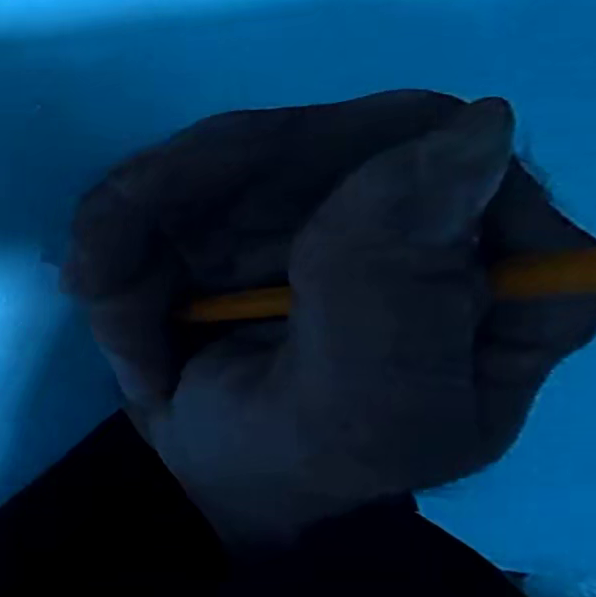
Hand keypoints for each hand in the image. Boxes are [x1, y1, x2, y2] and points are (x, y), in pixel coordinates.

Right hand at [64, 92, 595, 545]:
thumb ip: (394, 285)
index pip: (395, 138)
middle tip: (101, 291)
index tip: (187, 256)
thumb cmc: (296, 456)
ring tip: (111, 322)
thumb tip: (468, 129)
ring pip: (176, 165)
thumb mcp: (358, 403)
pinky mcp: (212, 205)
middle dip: (153, 216)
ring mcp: (293, 199)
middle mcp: (393, 203)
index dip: (273, 176)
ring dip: (115, 242)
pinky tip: (104, 302)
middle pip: (256, 143)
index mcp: (495, 253)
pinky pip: (132, 190)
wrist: (206, 467)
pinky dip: (102, 248)